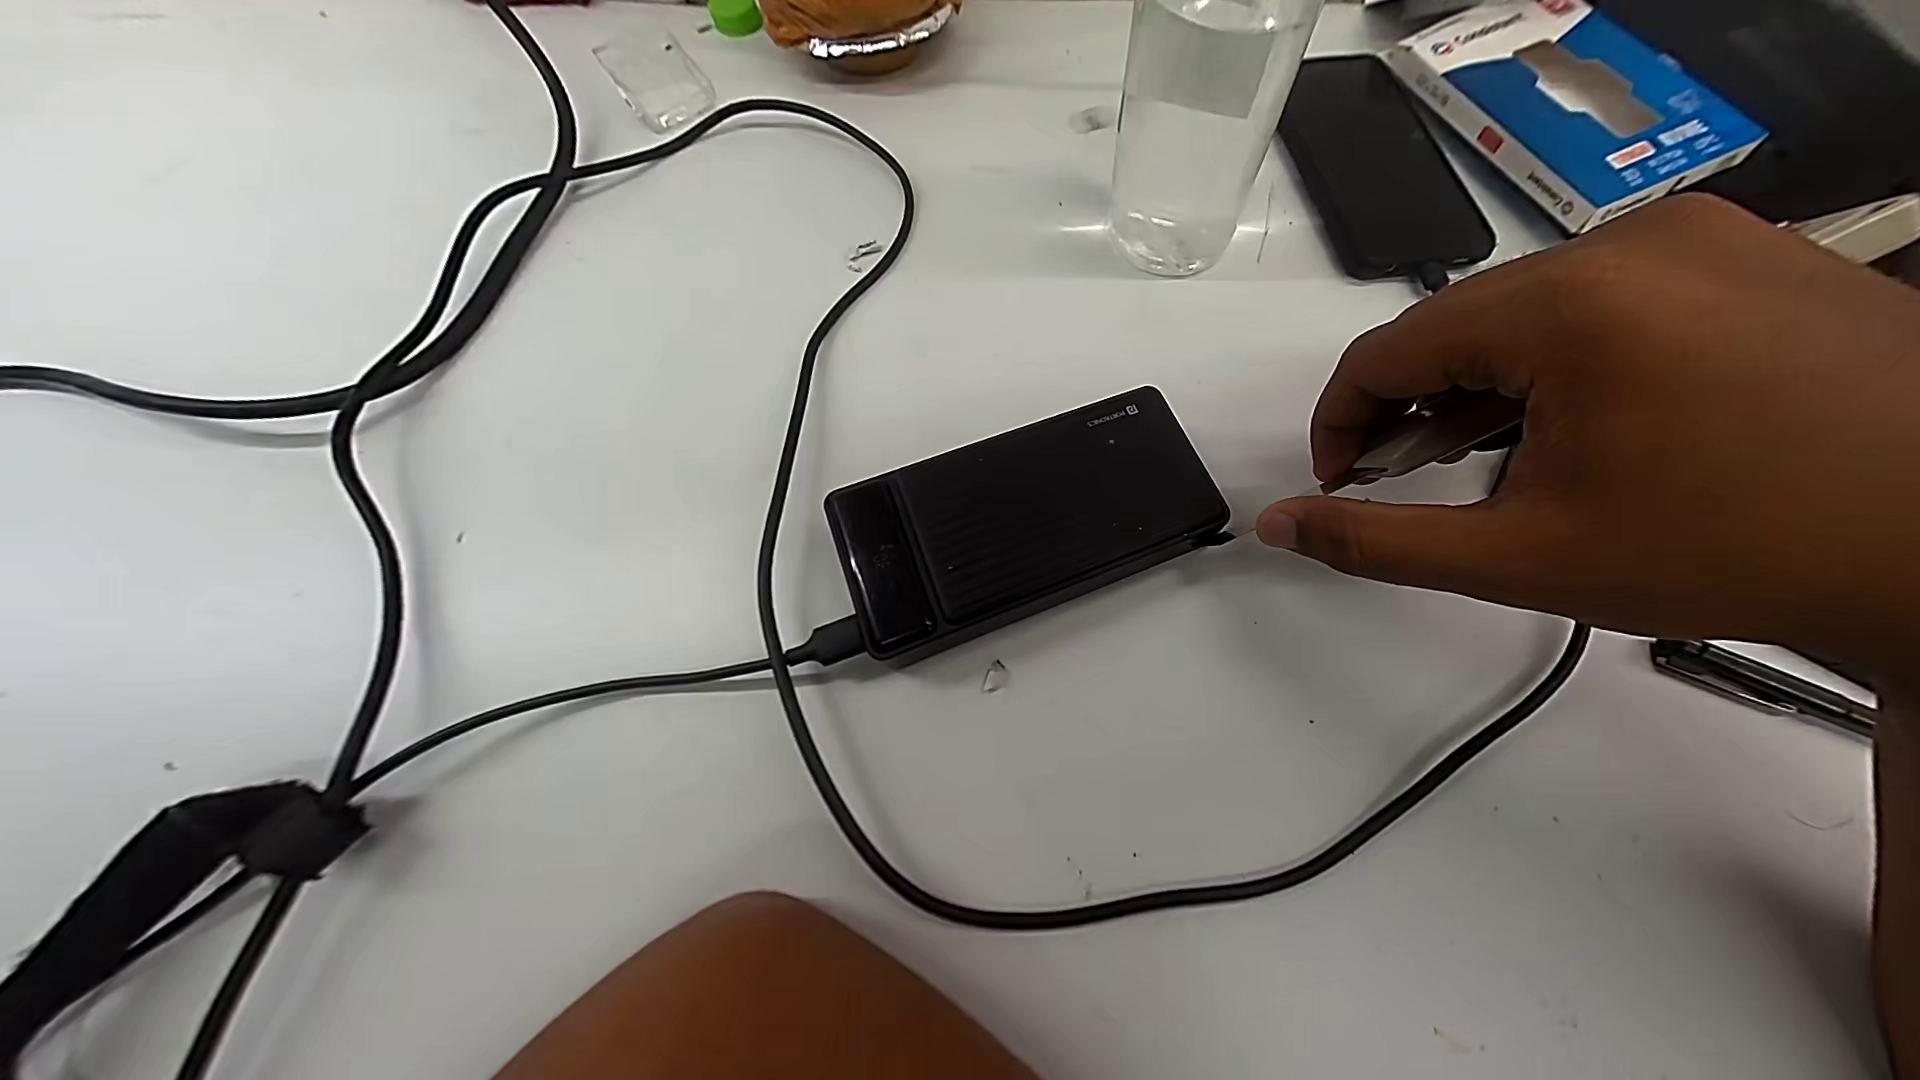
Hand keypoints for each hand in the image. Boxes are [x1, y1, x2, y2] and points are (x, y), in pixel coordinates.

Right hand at [1257, 194, 1919, 681]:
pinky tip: (1551, 423)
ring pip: (1507, 314)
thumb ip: (1371, 540)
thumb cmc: (1733, 550)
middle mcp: (1632, 243)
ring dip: (1466, 387)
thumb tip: (1275, 523)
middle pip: (1444, 327)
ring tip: (1478, 458)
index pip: (1385, 350)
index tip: (1342, 479)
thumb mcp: (1514, 557)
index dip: (1340, 420)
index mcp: (1572, 304)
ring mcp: (1695, 239)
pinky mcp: (1735, 254)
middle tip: (1402, 478)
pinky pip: (1581, 302)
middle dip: (1403, 408)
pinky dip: (1537, 363)